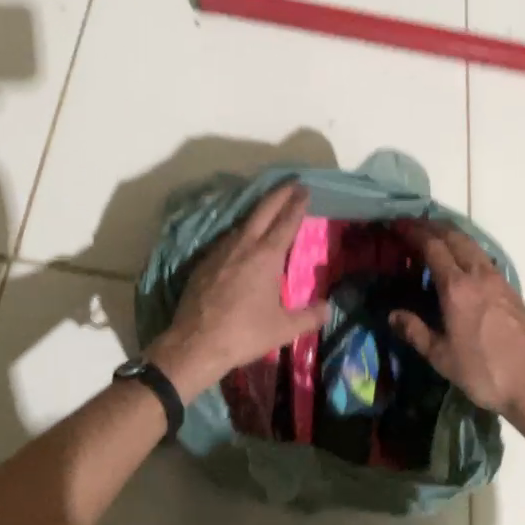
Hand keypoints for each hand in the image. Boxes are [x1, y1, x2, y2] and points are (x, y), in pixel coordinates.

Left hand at [147, 184, 330, 397]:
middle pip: (264, 210)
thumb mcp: (283, 329)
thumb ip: (308, 317)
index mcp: (266, 256)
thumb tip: (328, 308)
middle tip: (292, 182)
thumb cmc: (244, 333)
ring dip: (259, 210)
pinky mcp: (205, 260)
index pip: (286, 222)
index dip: (297, 204)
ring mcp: (221, 250)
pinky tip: (241, 238)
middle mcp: (244, 245)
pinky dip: (241, 229)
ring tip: (269, 207)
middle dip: (279, 193)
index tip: (304, 189)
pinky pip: (228, 237)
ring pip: (244, 222)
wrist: (196, 341)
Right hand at [389, 221, 524, 423]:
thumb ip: (415, 332)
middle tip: (412, 225)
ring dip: (450, 234)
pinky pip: (483, 257)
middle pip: (453, 236)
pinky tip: (461, 262)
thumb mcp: (441, 357)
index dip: (413, 231)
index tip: (397, 224)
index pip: (432, 246)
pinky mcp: (511, 290)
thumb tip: (393, 315)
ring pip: (471, 244)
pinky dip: (466, 249)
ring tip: (434, 237)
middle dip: (431, 226)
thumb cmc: (484, 372)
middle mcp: (478, 275)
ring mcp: (498, 280)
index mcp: (457, 287)